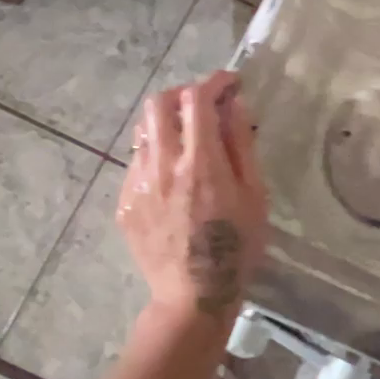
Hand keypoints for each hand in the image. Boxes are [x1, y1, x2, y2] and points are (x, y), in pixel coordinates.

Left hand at [116, 71, 268, 321]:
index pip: (197, 99)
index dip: (214, 82)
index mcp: (200, 163)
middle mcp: (162, 166)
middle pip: (158, 103)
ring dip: (168, 123)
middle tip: (204, 105)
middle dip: (184, 94)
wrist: (193, 297)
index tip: (230, 83)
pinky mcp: (124, 203)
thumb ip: (241, 145)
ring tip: (188, 139)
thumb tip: (234, 105)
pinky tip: (175, 177)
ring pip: (143, 131)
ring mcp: (137, 184)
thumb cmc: (237, 246)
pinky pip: (137, 162)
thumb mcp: (255, 194)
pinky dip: (157, 154)